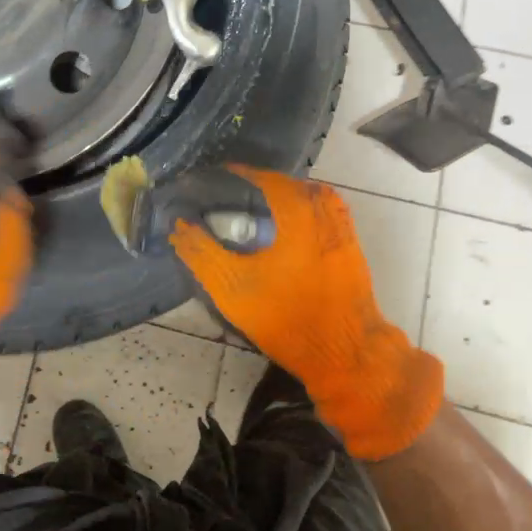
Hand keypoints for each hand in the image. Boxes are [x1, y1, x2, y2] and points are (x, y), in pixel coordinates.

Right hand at [169, 165, 441, 458]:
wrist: (346, 356)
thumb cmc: (289, 318)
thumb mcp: (234, 288)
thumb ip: (202, 253)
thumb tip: (178, 225)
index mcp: (300, 215)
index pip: (269, 179)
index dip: (244, 174)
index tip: (222, 175)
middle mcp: (326, 215)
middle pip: (295, 185)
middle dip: (267, 184)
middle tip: (240, 193)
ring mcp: (345, 234)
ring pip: (316, 201)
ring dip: (290, 199)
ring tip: (264, 211)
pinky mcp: (353, 254)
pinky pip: (328, 218)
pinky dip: (307, 215)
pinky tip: (289, 236)